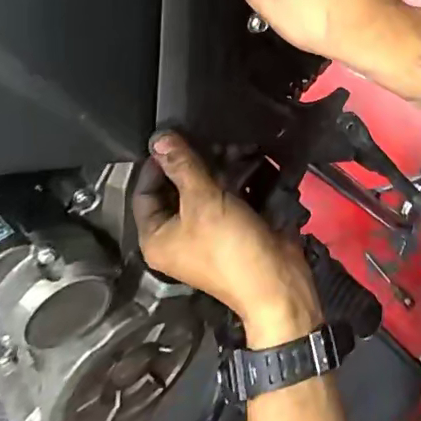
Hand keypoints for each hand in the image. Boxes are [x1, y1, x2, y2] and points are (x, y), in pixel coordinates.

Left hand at [131, 131, 321, 346]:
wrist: (276, 282)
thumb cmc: (230, 247)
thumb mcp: (203, 201)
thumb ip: (182, 166)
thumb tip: (159, 138)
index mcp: (156, 238)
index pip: (144, 192)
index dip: (157, 164)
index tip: (176, 138)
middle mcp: (177, 236)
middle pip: (177, 189)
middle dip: (195, 163)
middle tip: (209, 138)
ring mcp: (207, 233)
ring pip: (206, 191)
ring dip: (219, 168)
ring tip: (235, 146)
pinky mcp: (234, 229)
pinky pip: (228, 198)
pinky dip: (237, 180)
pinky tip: (249, 160)